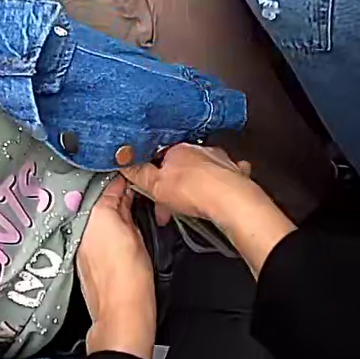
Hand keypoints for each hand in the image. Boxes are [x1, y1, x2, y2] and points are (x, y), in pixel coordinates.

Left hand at [75, 176, 157, 358]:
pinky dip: (103, 226)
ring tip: (131, 208)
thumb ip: (127, 208)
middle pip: (98, 199)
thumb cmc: (132, 277)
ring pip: (94, 214)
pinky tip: (120, 229)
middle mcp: (80, 224)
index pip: (109, 184)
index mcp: (94, 213)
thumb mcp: (136, 233)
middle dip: (114, 193)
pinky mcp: (81, 255)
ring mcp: (78, 240)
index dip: (124, 178)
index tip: (135, 174)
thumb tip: (126, 195)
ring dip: (109, 209)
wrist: (121, 311)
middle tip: (136, 189)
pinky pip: (92, 230)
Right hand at [121, 145, 294, 277]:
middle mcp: (200, 151)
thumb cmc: (196, 190)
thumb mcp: (156, 186)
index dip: (154, 179)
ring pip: (202, 172)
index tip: (152, 193)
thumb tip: (124, 164)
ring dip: (195, 187)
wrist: (230, 200)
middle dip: (173, 188)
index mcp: (178, 149)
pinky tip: (217, 196)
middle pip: (181, 169)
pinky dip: (221, 185)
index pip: (159, 160)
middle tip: (169, 209)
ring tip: (191, 207)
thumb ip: (139, 174)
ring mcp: (219, 161)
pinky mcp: (235, 174)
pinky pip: (226, 177)